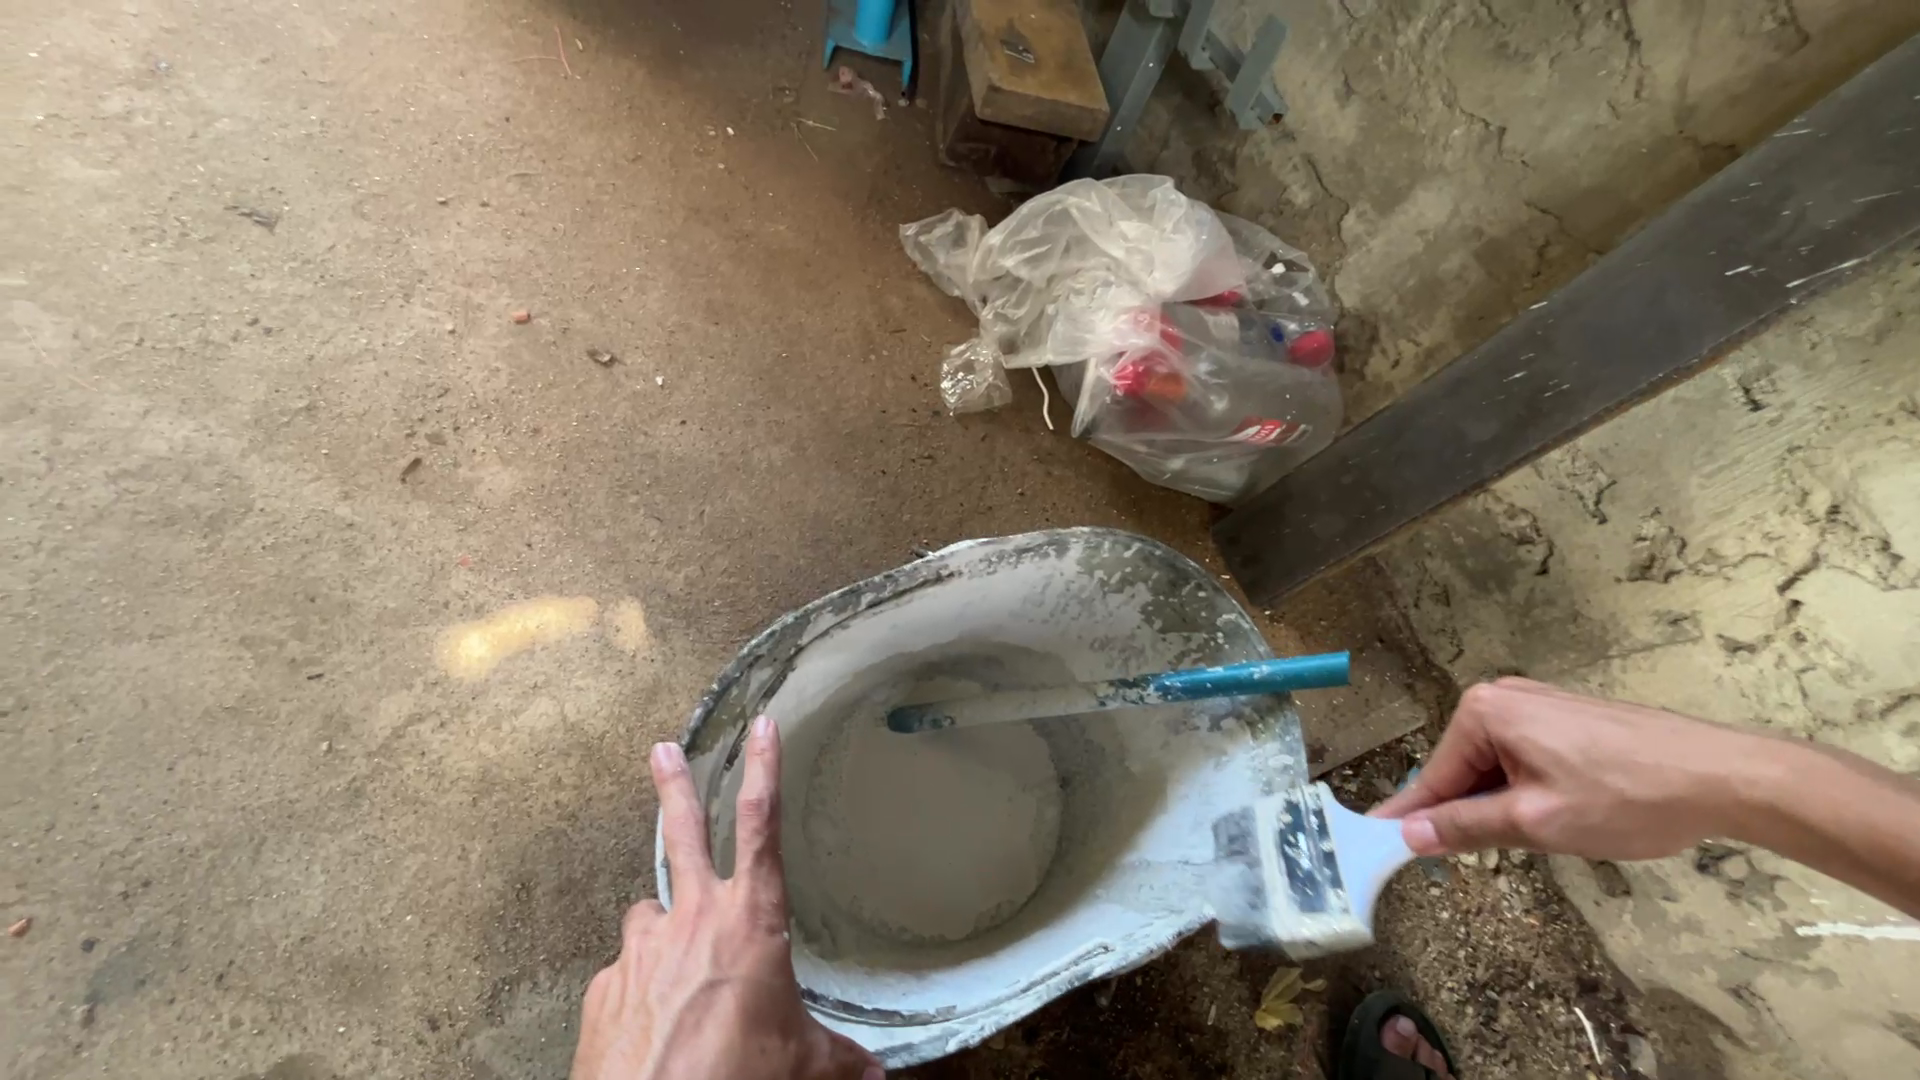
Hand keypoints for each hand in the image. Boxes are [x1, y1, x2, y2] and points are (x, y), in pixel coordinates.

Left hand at [572, 716, 883, 1079]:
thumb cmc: (740, 1076)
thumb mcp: (801, 1063)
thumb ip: (836, 1057)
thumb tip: (874, 1077)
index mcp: (751, 920)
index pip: (764, 825)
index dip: (765, 768)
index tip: (764, 725)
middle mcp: (694, 919)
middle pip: (684, 832)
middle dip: (675, 784)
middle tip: (662, 749)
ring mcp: (642, 950)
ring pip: (649, 914)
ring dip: (661, 926)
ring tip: (673, 963)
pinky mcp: (603, 989)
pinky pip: (625, 975)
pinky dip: (638, 988)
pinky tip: (648, 1023)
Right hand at [1372, 678, 1759, 859]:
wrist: (1730, 777)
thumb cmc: (1625, 798)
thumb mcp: (1536, 822)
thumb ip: (1465, 827)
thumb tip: (1407, 836)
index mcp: (1482, 714)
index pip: (1434, 776)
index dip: (1412, 816)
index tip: (1377, 838)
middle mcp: (1499, 697)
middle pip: (1464, 768)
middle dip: (1473, 809)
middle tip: (1489, 851)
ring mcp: (1534, 701)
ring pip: (1495, 765)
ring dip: (1504, 800)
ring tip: (1544, 830)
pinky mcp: (1564, 713)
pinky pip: (1523, 754)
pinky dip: (1528, 786)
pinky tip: (1562, 808)